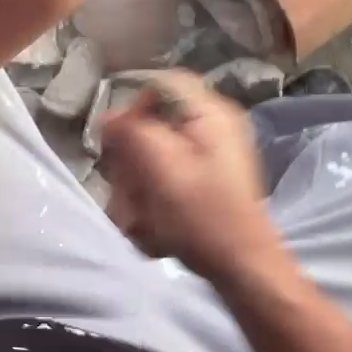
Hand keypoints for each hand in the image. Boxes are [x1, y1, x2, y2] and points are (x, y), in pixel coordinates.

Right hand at [99, 72, 294, 285]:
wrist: (243, 266)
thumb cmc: (203, 217)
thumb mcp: (161, 168)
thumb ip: (132, 131)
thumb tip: (109, 117)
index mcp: (210, 113)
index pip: (159, 84)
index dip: (131, 106)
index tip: (116, 139)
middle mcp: (214, 123)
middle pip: (155, 116)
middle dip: (132, 148)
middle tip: (123, 179)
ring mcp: (212, 149)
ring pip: (156, 144)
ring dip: (137, 172)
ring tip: (135, 203)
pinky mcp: (206, 173)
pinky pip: (166, 165)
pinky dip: (151, 185)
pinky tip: (148, 211)